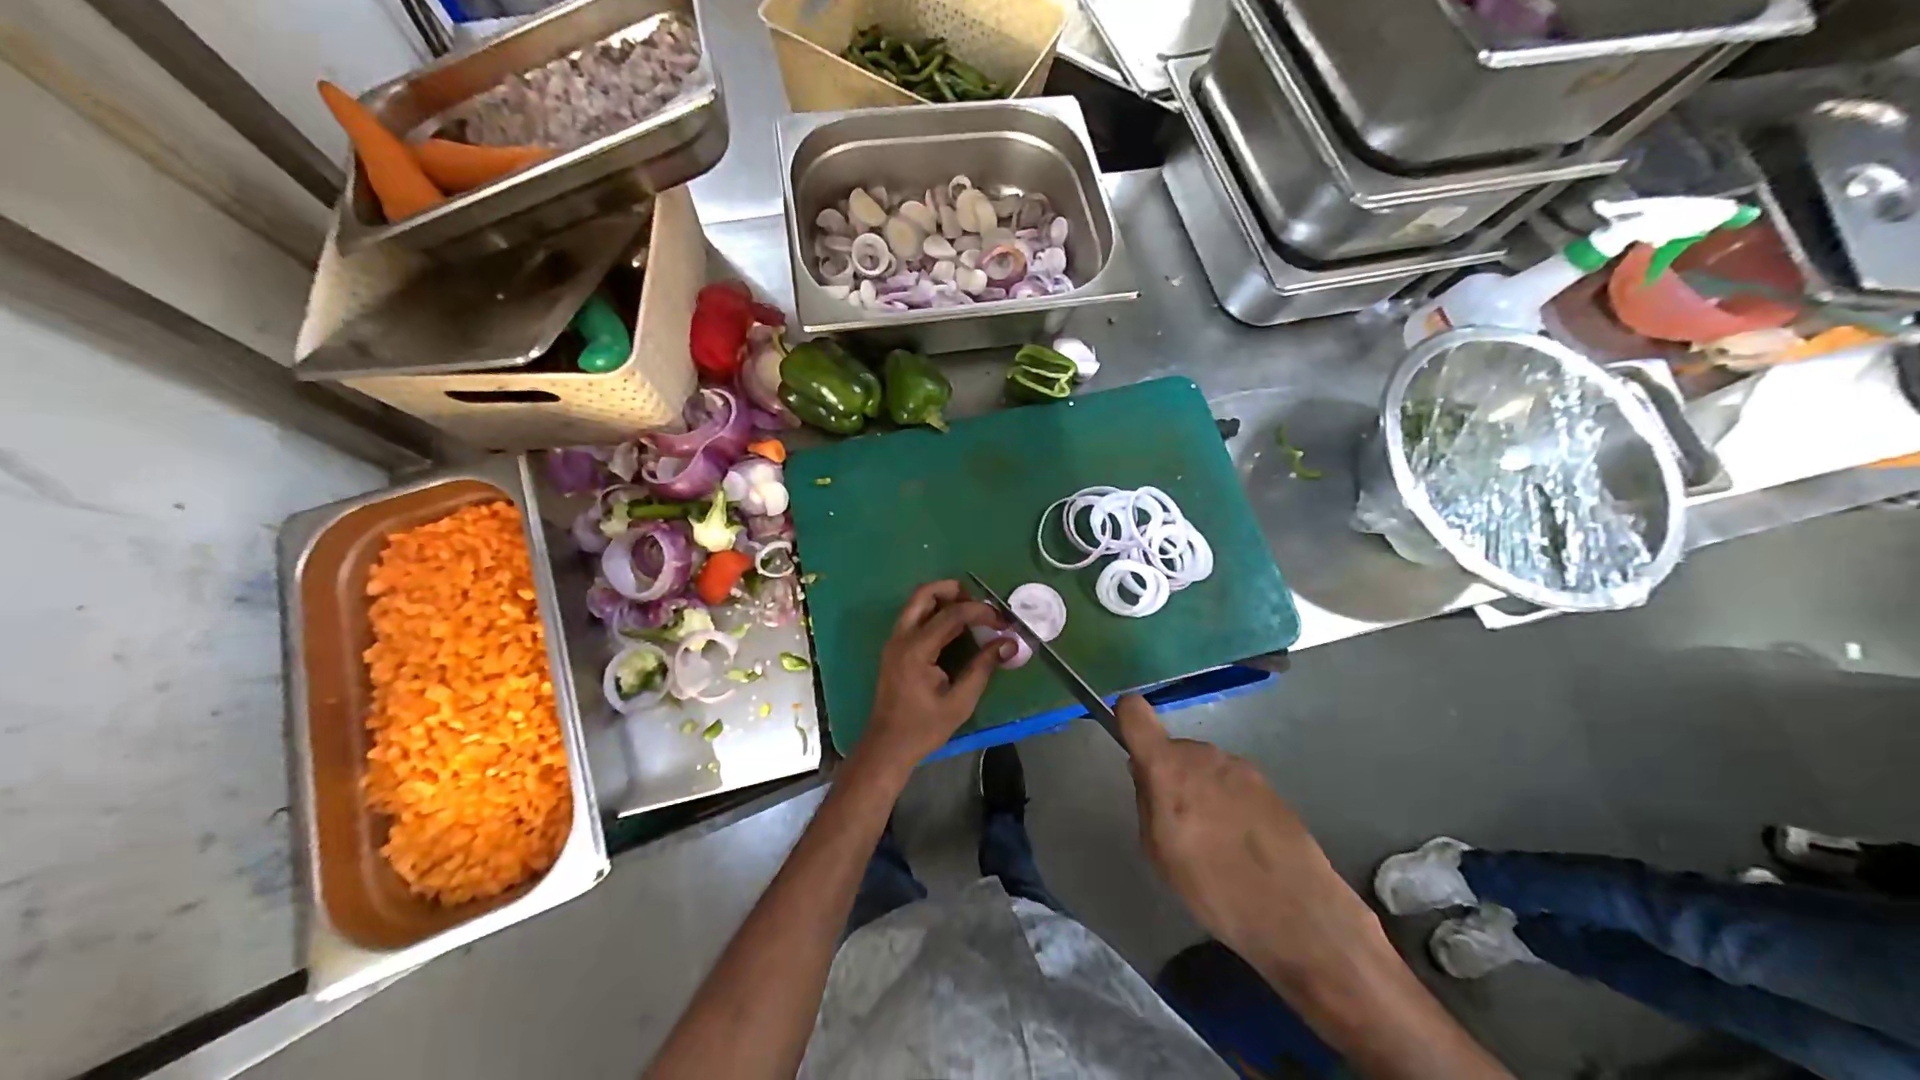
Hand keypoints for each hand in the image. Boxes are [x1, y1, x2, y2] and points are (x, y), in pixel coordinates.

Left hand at [858, 581, 1009, 776]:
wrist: (888, 746)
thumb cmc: (924, 727)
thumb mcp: (960, 701)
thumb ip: (983, 667)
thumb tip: (1010, 643)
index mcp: (916, 649)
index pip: (951, 614)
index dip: (980, 612)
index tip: (1003, 622)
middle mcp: (901, 637)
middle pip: (924, 594)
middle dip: (954, 591)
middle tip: (980, 605)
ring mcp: (894, 641)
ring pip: (916, 602)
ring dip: (943, 600)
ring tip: (971, 614)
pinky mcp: (894, 648)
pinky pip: (914, 617)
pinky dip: (934, 612)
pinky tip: (954, 628)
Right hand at [1117, 696, 1386, 989]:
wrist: (1295, 911)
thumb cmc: (1212, 887)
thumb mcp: (1157, 852)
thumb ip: (1146, 801)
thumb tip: (1145, 773)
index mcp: (1167, 767)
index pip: (1135, 713)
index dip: (1126, 719)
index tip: (1128, 745)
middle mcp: (1203, 754)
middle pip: (1173, 750)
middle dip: (1169, 774)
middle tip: (1177, 822)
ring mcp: (1240, 766)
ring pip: (1204, 767)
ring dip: (1201, 790)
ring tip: (1213, 840)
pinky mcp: (1268, 784)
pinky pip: (1231, 783)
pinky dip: (1228, 802)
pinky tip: (1240, 843)